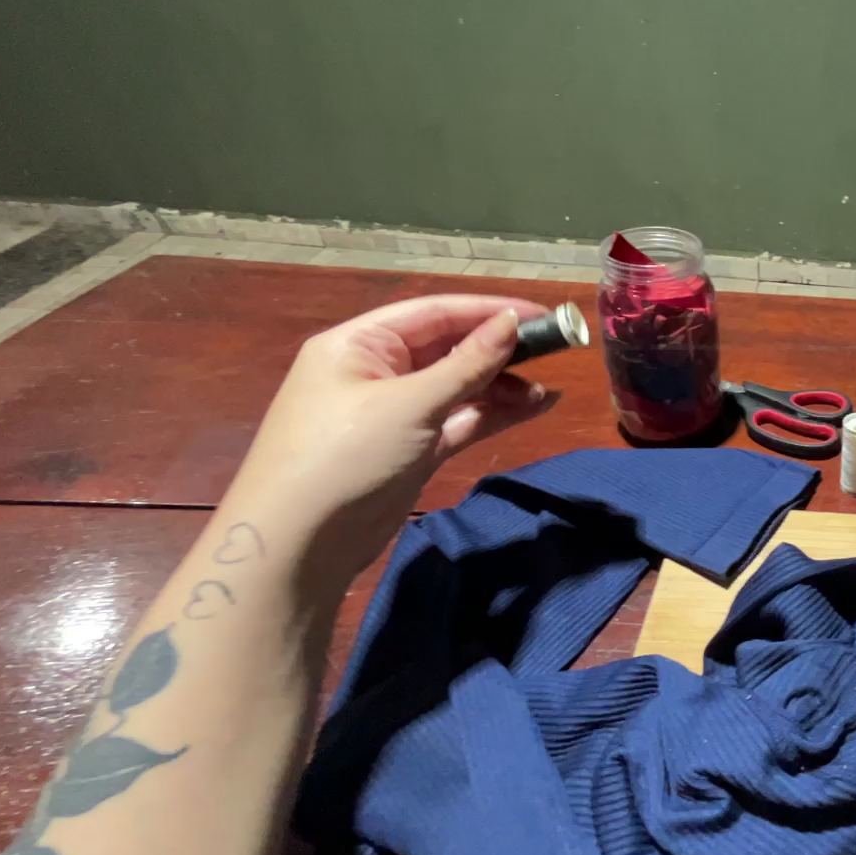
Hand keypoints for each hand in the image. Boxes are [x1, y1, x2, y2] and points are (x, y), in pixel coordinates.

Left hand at [223, 295, 556, 583]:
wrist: (301, 544)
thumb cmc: (346, 455)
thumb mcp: (411, 404)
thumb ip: (468, 364)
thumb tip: (514, 322)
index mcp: (360, 344)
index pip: (435, 312)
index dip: (488, 310)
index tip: (542, 314)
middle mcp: (379, 370)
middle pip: (451, 347)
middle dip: (501, 349)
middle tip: (554, 351)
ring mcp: (400, 411)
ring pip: (463, 386)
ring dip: (504, 386)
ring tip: (544, 393)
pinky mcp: (417, 446)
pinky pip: (465, 418)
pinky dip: (497, 413)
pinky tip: (535, 408)